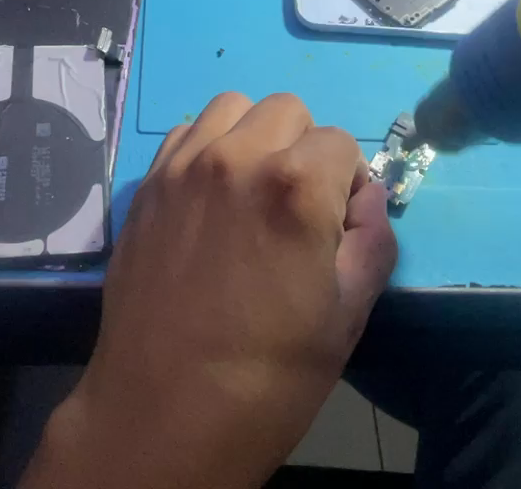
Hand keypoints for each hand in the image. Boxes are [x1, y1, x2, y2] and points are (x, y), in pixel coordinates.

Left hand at [22, 93, 396, 488]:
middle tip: (296, 202)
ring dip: (253, 136)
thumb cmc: (269, 375)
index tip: (336, 220)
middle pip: (287, 110)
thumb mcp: (348, 315)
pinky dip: (206, 147)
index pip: (340, 142)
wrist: (164, 412)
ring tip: (250, 189)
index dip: (347, 181)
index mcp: (296, 186)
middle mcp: (237, 157)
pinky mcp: (147, 182)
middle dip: (304, 147)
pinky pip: (185, 133)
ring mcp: (184, 165)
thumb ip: (373, 239)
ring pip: (232, 107)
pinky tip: (208, 196)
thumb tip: (368, 195)